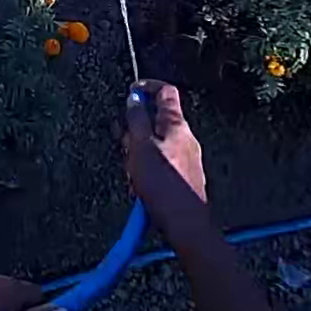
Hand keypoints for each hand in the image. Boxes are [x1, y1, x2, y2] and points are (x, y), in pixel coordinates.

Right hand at [125, 80, 208, 241]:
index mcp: (177, 124)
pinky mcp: (182, 174)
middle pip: (158, 118)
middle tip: (125, 141)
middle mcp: (185, 137)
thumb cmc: (164, 185)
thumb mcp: (140, 146)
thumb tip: (134, 99)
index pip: (165, 91)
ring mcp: (186, 156)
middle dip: (137, 127)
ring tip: (132, 168)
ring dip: (139, 148)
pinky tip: (140, 181)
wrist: (185, 224)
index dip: (147, 87)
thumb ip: (136, 119)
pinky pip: (161, 160)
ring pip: (156, 141)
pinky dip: (147, 164)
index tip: (132, 92)